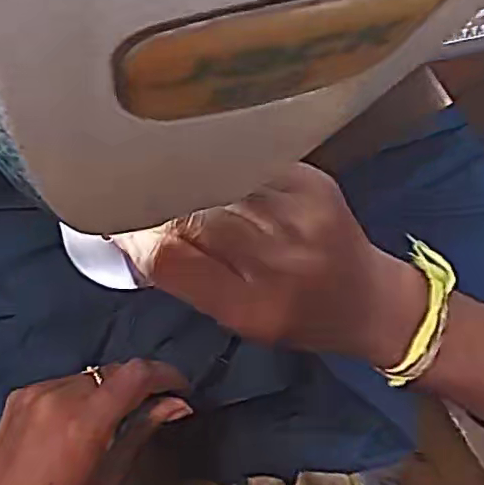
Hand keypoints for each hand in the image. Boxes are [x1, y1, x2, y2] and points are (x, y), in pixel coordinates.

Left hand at [0, 359, 191, 484]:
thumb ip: (140, 434)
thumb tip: (177, 405)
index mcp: (82, 420)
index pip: (135, 373)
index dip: (165, 374)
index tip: (182, 388)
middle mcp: (56, 395)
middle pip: (111, 372)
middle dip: (138, 385)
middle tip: (157, 408)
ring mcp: (31, 394)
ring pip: (86, 378)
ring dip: (108, 391)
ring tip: (118, 421)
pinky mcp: (15, 399)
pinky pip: (60, 386)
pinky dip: (79, 397)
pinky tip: (82, 425)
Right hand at [121, 163, 424, 365]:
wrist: (370, 299)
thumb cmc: (299, 319)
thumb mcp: (236, 318)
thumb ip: (187, 278)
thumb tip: (132, 231)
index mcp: (253, 306)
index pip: (168, 258)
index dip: (131, 234)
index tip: (112, 221)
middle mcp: (279, 258)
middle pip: (188, 214)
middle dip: (152, 202)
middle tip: (131, 192)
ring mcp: (299, 213)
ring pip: (212, 183)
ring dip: (183, 180)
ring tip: (165, 177)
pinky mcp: (312, 180)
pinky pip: (245, 165)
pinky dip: (219, 168)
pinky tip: (210, 169)